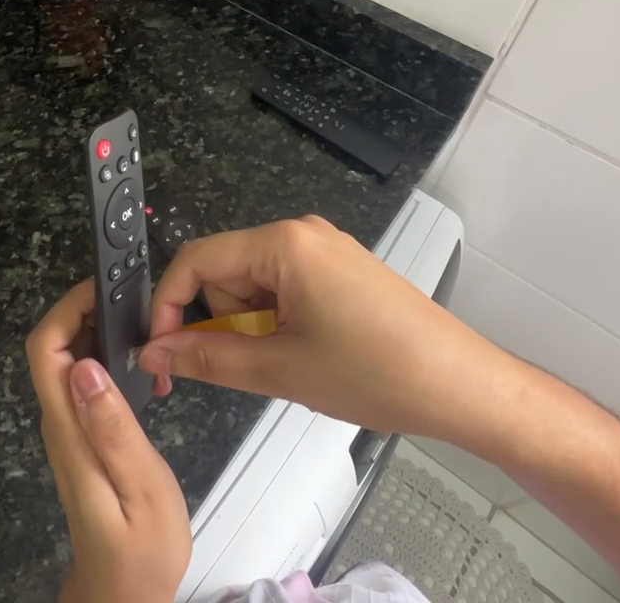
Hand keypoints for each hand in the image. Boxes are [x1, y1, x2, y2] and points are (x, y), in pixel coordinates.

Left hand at [27, 280, 190, 602]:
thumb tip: (86, 367)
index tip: (103, 288)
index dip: (66, 308)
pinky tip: (140, 363)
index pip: (44, 351)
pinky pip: (84, 379)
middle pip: (52, 348)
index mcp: (69, 430)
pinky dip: (108, 356)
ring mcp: (69, 429)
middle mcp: (60, 422)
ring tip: (143, 324)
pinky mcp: (82, 435)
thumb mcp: (141, 489)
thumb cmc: (141, 549)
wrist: (124, 592)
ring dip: (98, 330)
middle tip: (132, 298)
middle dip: (84, 309)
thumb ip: (114, 429)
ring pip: (68, 359)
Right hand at [140, 216, 524, 451]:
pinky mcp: (339, 268)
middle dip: (224, 320)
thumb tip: (156, 353)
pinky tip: (308, 351)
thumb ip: (207, 356)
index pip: (196, 259)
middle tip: (255, 365)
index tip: (161, 350)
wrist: (463, 386)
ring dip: (254, 325)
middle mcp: (302, 233)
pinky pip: (283, 287)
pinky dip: (278, 320)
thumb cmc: (381, 373)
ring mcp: (324, 248)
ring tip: (292, 362)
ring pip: (253, 284)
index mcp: (284, 243)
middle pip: (225, 272)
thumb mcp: (281, 370)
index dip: (168, 305)